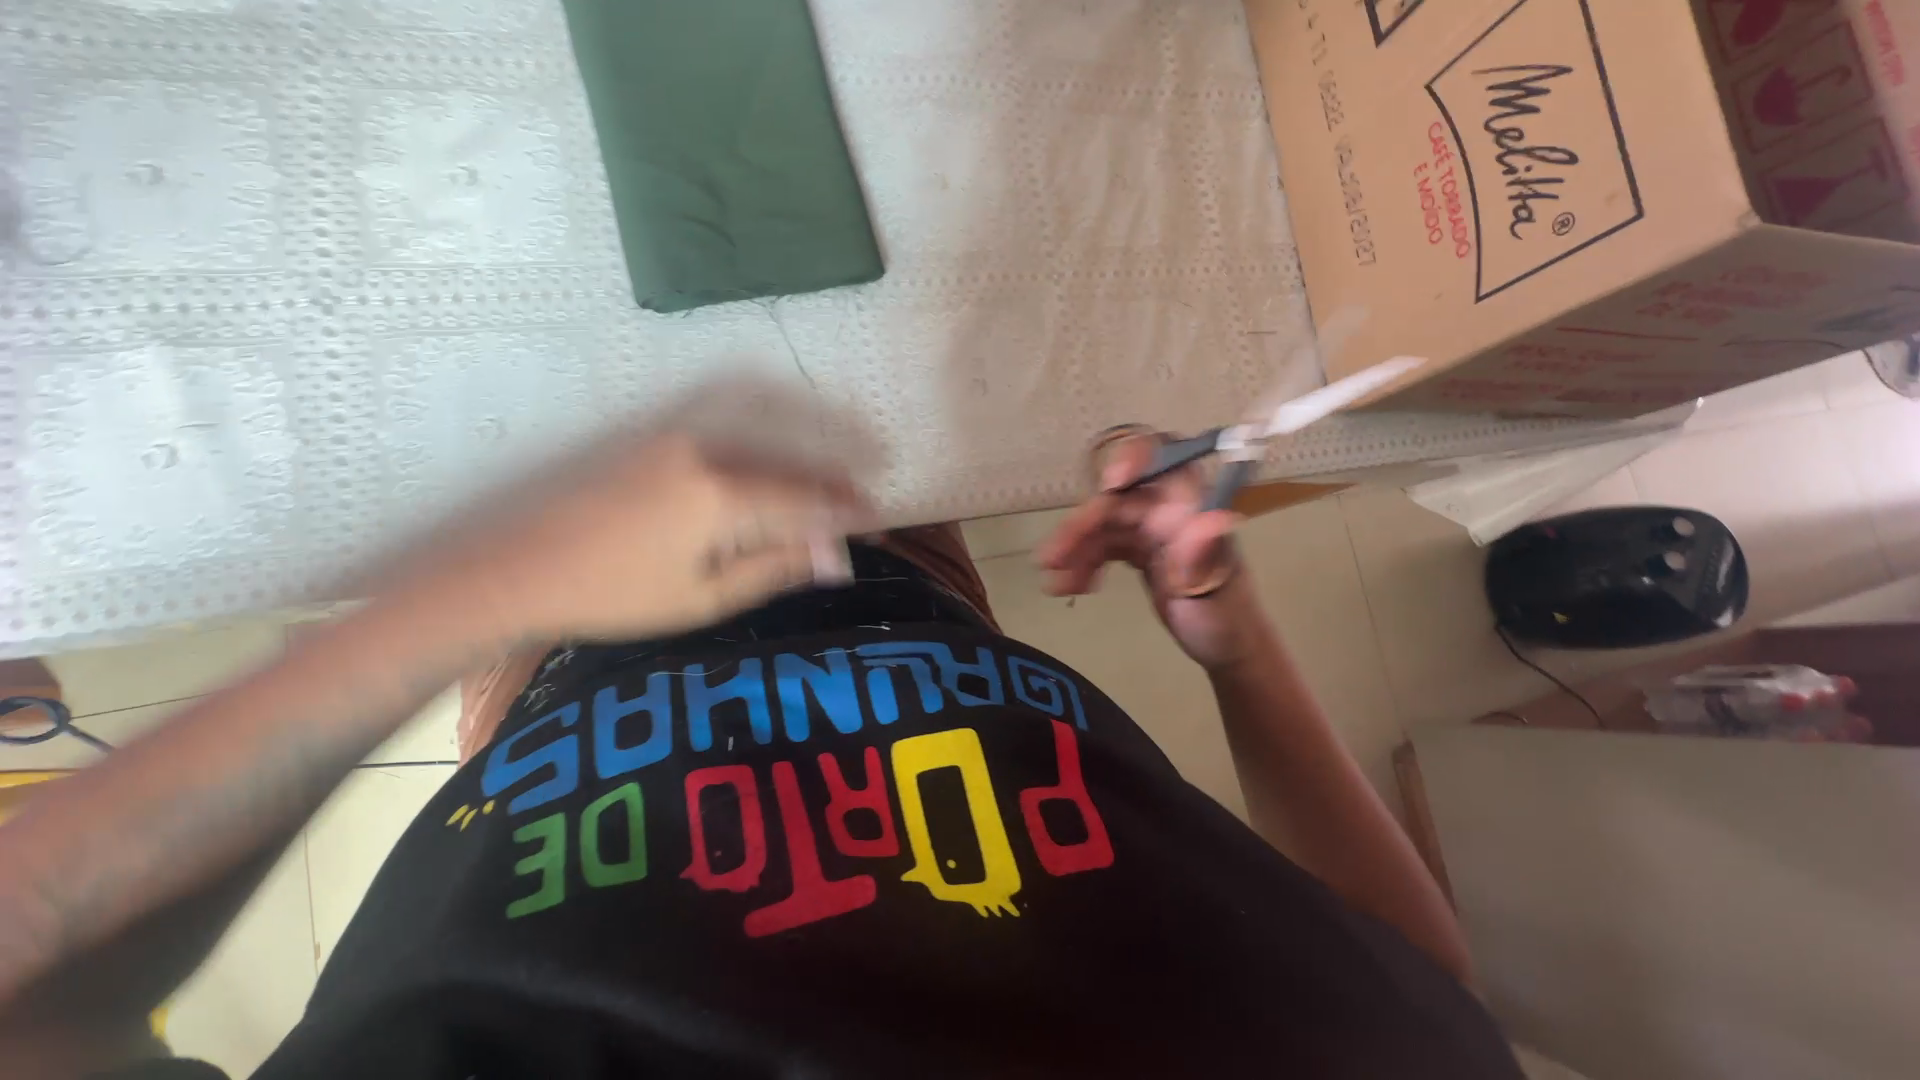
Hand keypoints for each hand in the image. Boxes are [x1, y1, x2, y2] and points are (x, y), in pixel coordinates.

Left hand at [396, 432, 872, 643]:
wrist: (514, 565)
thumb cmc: (611, 596)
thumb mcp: (703, 597)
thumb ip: (774, 567)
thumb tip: (836, 558)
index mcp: (722, 499)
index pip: (807, 498)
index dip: (848, 511)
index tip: (877, 522)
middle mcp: (708, 449)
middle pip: (794, 455)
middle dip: (839, 473)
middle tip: (869, 491)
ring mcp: (678, 429)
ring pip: (766, 420)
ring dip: (812, 431)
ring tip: (845, 443)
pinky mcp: (654, 425)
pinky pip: (726, 404)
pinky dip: (767, 407)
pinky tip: (784, 419)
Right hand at [1036, 434, 1274, 671]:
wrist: (1228, 653)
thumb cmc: (1226, 623)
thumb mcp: (1213, 595)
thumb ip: (1203, 559)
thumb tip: (1212, 519)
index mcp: (1194, 510)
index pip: (1166, 463)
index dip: (1135, 459)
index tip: (1107, 484)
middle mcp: (1172, 512)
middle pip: (1119, 500)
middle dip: (1082, 525)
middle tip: (1051, 558)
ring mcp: (1155, 530)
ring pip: (1105, 524)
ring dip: (1075, 548)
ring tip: (1053, 581)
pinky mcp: (1142, 550)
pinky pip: (1106, 545)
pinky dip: (1084, 562)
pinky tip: (1071, 586)